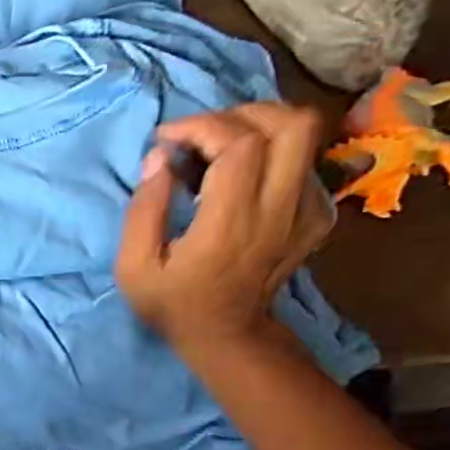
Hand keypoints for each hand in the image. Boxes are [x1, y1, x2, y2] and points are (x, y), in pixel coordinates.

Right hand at [116, 103, 329, 356]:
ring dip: (260, 126)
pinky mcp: (317, 214)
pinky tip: (242, 174)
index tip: (166, 138)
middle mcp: (280, 209)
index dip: (201, 126)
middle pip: (290, 125)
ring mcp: (307, 211)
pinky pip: (306, 160)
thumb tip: (160, 156)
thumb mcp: (133, 266)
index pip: (240, 144)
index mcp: (232, 223)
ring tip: (219, 144)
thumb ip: (143, 209)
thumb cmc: (171, 303)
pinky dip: (273, 152)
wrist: (226, 335)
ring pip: (306, 135)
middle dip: (240, 114)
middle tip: (201, 133)